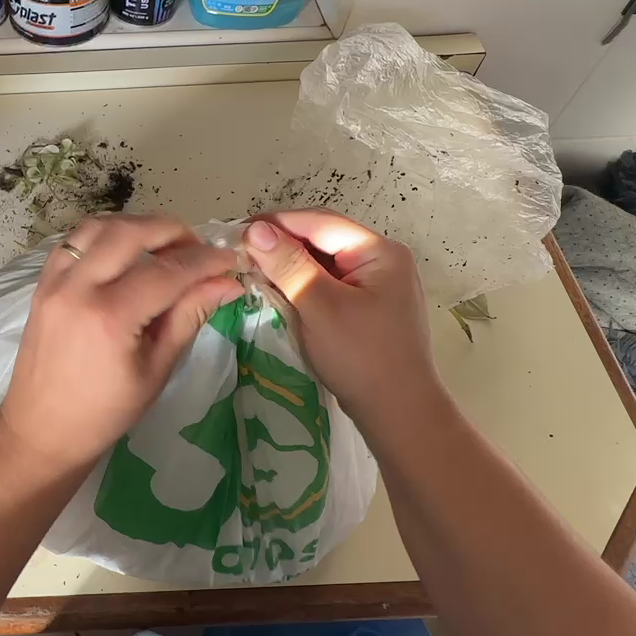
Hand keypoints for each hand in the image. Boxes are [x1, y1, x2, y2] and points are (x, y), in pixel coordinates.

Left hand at [0, 214, 242, 474]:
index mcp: (109, 318)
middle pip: (130, 233)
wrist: (42, 429)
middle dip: (171, 230)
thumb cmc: (105, 412)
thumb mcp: (156, 369)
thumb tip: (228, 282)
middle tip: (198, 247)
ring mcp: (53, 282)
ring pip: (98, 226)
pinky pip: (74, 241)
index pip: (167, 272)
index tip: (230, 260)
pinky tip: (126, 250)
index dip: (204, 261)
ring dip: (136, 226)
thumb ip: (189, 317)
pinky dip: (104, 234)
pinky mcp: (41, 283)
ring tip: (165, 245)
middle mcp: (77, 288)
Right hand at [244, 210, 443, 416]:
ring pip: (323, 261)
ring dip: (288, 263)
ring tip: (252, 269)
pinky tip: (277, 290)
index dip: (276, 222)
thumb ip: (287, 264)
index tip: (236, 231)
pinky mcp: (368, 307)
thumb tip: (254, 229)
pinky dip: (301, 282)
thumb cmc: (360, 356)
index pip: (319, 221)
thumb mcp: (318, 305)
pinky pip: (328, 282)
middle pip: (322, 238)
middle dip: (280, 242)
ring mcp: (377, 284)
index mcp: (379, 251)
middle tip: (240, 252)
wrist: (398, 414)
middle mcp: (382, 260)